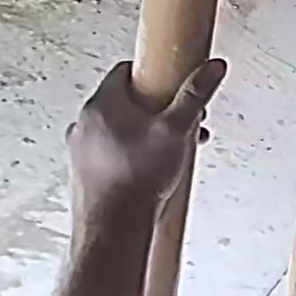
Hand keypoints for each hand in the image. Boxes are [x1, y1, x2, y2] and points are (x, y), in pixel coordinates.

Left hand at [66, 59, 226, 239]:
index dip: (153, 73)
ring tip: (175, 147)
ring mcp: (83, 150)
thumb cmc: (138, 177)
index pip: (125, 71)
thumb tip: (212, 67)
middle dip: (160, 107)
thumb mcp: (177, 128)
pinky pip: (115, 150)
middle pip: (127, 100)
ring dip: (150, 131)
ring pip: (122, 127)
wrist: (114, 228)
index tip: (172, 80)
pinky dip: (137, 151)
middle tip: (181, 120)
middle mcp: (85, 125)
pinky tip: (158, 166)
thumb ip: (196, 94)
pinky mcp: (87, 172)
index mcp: (101, 106)